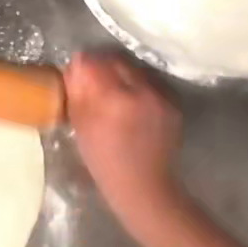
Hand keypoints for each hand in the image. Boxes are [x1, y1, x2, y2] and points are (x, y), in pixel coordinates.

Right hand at [65, 52, 183, 218]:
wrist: (144, 185)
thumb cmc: (104, 160)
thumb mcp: (81, 126)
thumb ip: (76, 92)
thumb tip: (75, 66)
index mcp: (113, 97)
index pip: (93, 62)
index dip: (82, 65)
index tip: (77, 73)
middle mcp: (140, 90)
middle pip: (115, 60)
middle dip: (102, 67)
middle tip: (94, 81)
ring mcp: (160, 96)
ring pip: (134, 69)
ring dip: (122, 75)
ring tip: (115, 92)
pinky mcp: (173, 103)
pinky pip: (150, 83)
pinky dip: (139, 86)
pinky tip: (133, 103)